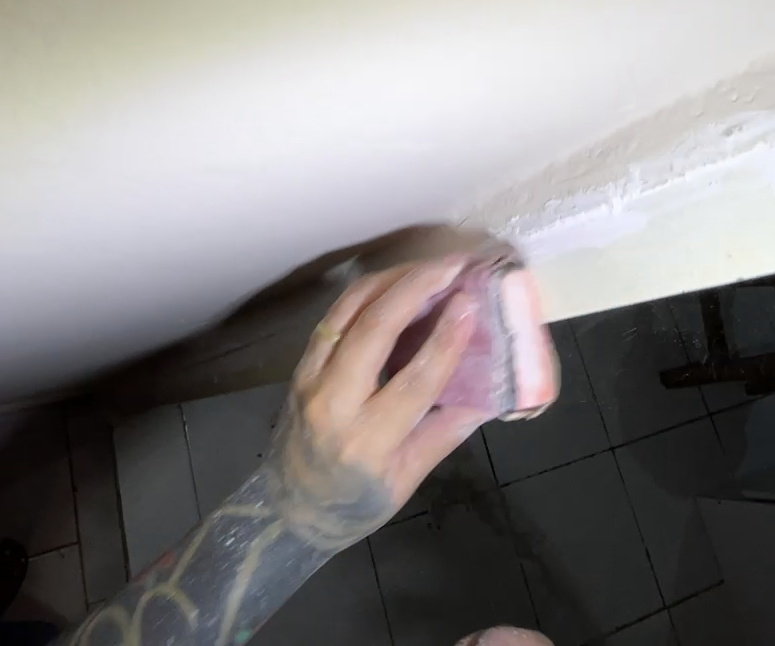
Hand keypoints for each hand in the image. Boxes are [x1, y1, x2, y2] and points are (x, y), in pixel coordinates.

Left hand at [262, 254, 493, 550]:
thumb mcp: (406, 481)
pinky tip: (393, 282)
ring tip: (427, 266)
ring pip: (348, 311)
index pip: (412, 382)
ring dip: (389, 280)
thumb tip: (487, 390)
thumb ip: (443, 432)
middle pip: (373, 329)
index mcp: (365, 443)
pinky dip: (365, 292)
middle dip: (414, 288)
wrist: (288, 508)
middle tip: (451, 266)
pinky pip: (334, 316)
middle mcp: (332, 403)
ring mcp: (309, 377)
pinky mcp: (301, 363)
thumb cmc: (354, 503)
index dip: (444, 339)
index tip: (469, 302)